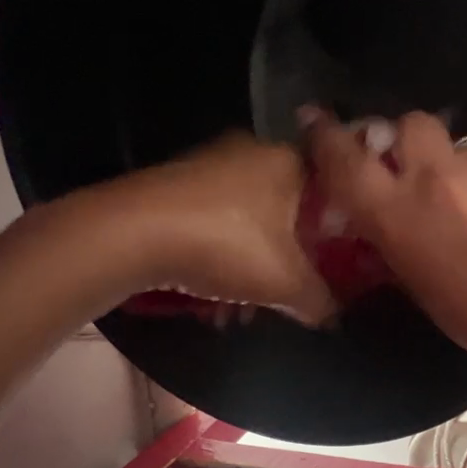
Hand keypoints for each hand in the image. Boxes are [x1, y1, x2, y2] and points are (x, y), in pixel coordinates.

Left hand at [80, 133, 334, 324]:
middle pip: (288, 206)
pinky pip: (213, 221)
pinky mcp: (171, 184)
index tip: (338, 258)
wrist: (126, 235)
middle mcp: (251, 150)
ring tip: (243, 308)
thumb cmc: (225, 245)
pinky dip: (219, 255)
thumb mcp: (286, 283)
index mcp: (288, 160)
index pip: (333, 184)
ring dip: (251, 262)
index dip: (340, 224)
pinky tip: (211, 296)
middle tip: (291, 288)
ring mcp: (206, 164)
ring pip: (248, 218)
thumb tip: (335, 317)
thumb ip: (319, 300)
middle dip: (290, 252)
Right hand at [303, 109, 466, 386]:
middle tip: (403, 167)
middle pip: (409, 123)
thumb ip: (394, 239)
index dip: (326, 135)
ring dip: (445, 163)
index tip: (316, 122)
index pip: (345, 157)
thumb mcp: (416, 284)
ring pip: (453, 146)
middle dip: (401, 137)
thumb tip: (386, 220)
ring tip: (455, 199)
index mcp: (397, 211)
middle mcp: (436, 178)